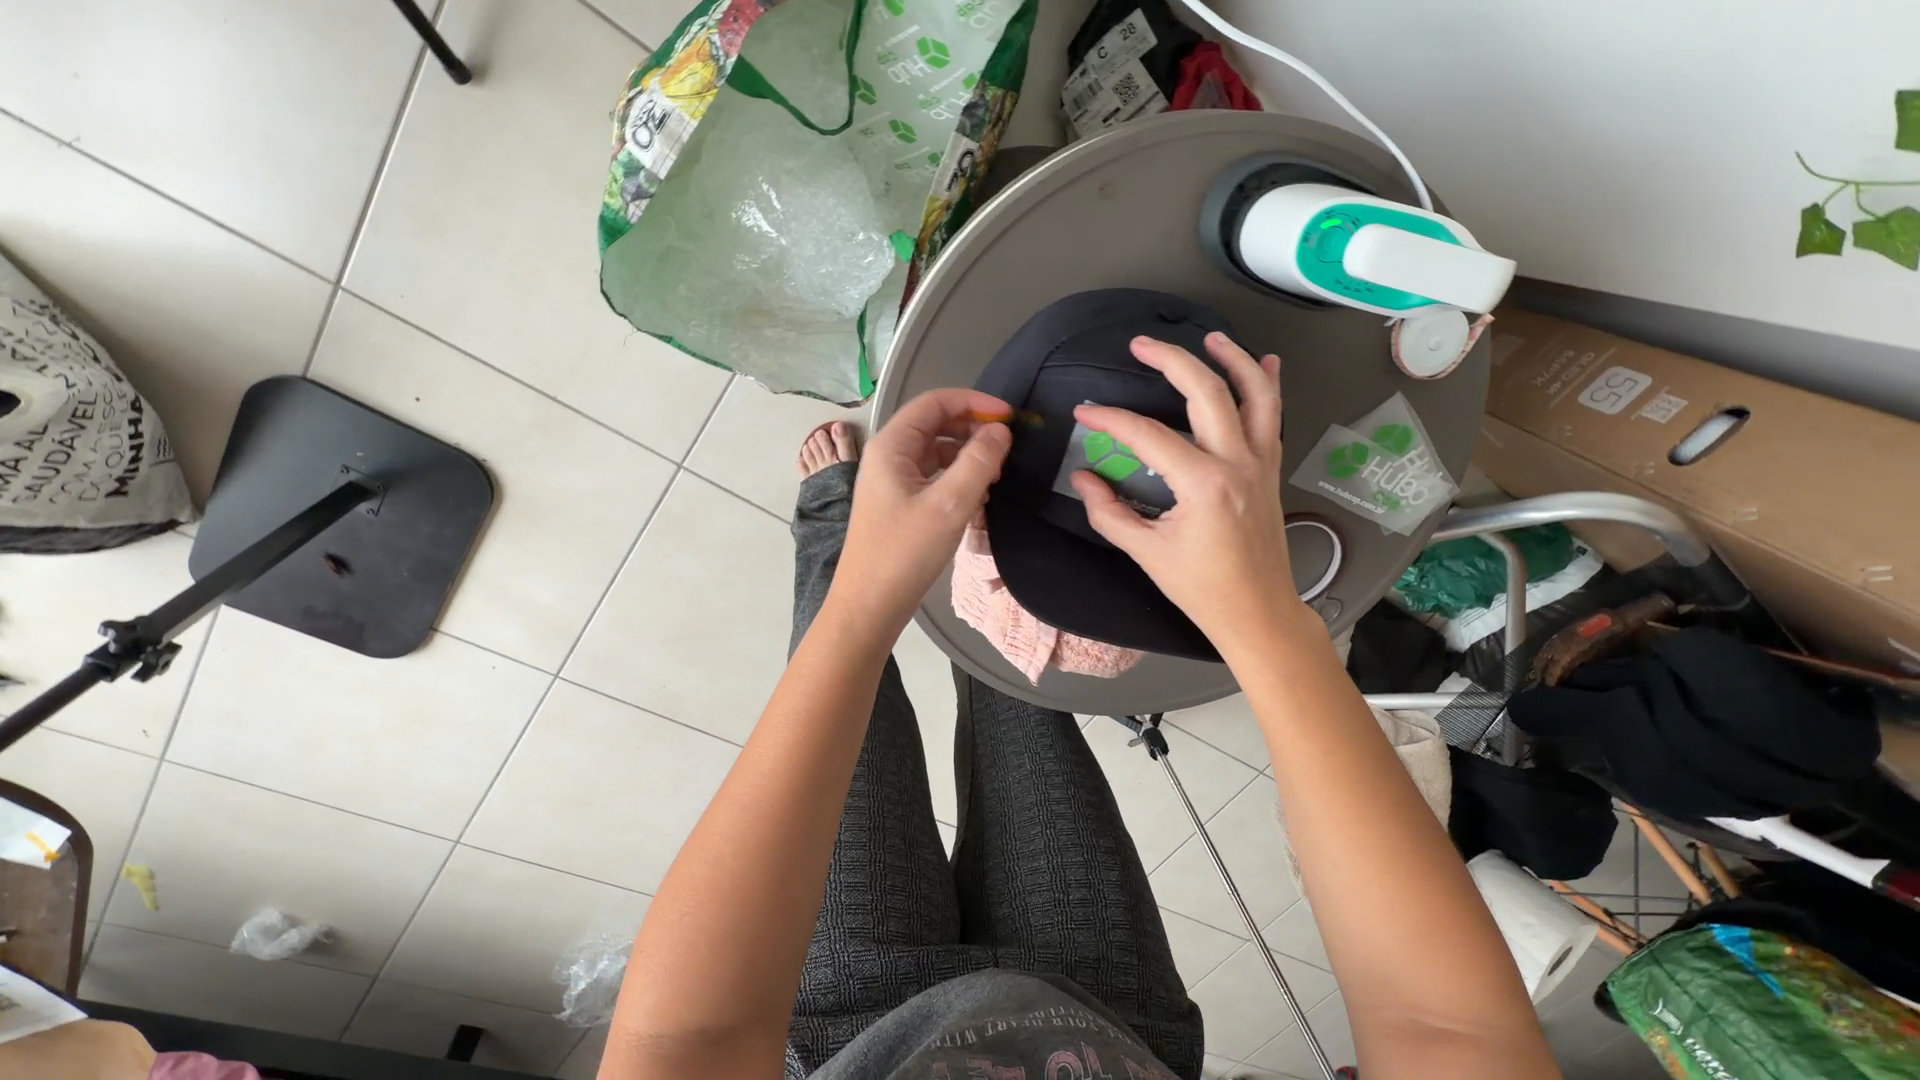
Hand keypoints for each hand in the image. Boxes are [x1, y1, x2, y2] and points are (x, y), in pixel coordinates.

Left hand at [831, 388, 1012, 631]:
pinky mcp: (898, 504)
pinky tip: (978, 495)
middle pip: (935, 424)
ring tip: (997, 474)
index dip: (974, 402)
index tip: (1009, 417)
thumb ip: (979, 462)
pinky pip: (933, 476)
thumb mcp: (949, 505)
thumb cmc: (904, 553)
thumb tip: (1000, 431)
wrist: (868, 606)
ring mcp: (891, 481)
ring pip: (936, 452)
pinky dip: (957, 478)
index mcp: (891, 446)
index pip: (935, 402)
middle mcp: (888, 456)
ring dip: (967, 455)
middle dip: (972, 428)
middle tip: (1007, 446)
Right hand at [1068, 333, 1311, 648]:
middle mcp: (1237, 462)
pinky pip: (1273, 417)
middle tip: (1140, 346)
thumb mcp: (1146, 552)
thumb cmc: (1201, 588)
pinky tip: (1265, 363)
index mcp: (1203, 484)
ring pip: (1255, 394)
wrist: (1257, 611)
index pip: (1148, 435)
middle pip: (1207, 392)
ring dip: (1233, 359)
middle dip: (1172, 361)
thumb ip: (1108, 512)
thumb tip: (1085, 477)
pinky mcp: (1270, 469)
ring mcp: (1260, 462)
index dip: (1111, 419)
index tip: (1085, 413)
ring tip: (1209, 336)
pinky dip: (1268, 386)